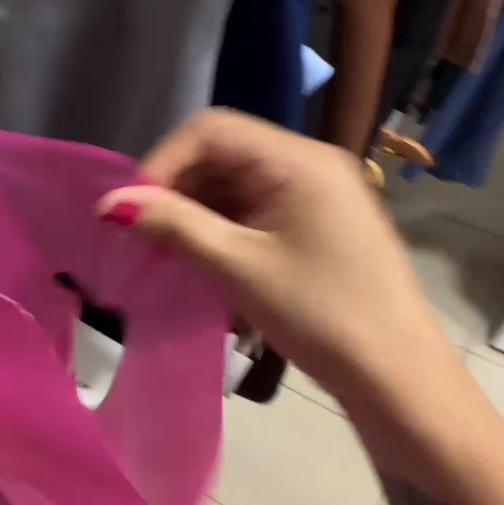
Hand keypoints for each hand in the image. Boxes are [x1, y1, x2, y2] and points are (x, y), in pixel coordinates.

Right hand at [96, 109, 458, 405]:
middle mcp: (306, 163)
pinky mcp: (308, 219)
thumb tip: (107, 203)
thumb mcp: (237, 266)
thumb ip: (172, 225)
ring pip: (226, 178)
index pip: (210, 130)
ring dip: (187, 206)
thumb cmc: (321, 314)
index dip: (162, 161)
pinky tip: (193, 252)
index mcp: (298, 161)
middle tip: (141, 232)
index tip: (132, 209)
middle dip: (171, 185)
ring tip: (162, 248)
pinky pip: (245, 202)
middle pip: (217, 150)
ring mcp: (310, 191)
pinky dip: (211, 221)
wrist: (396, 374)